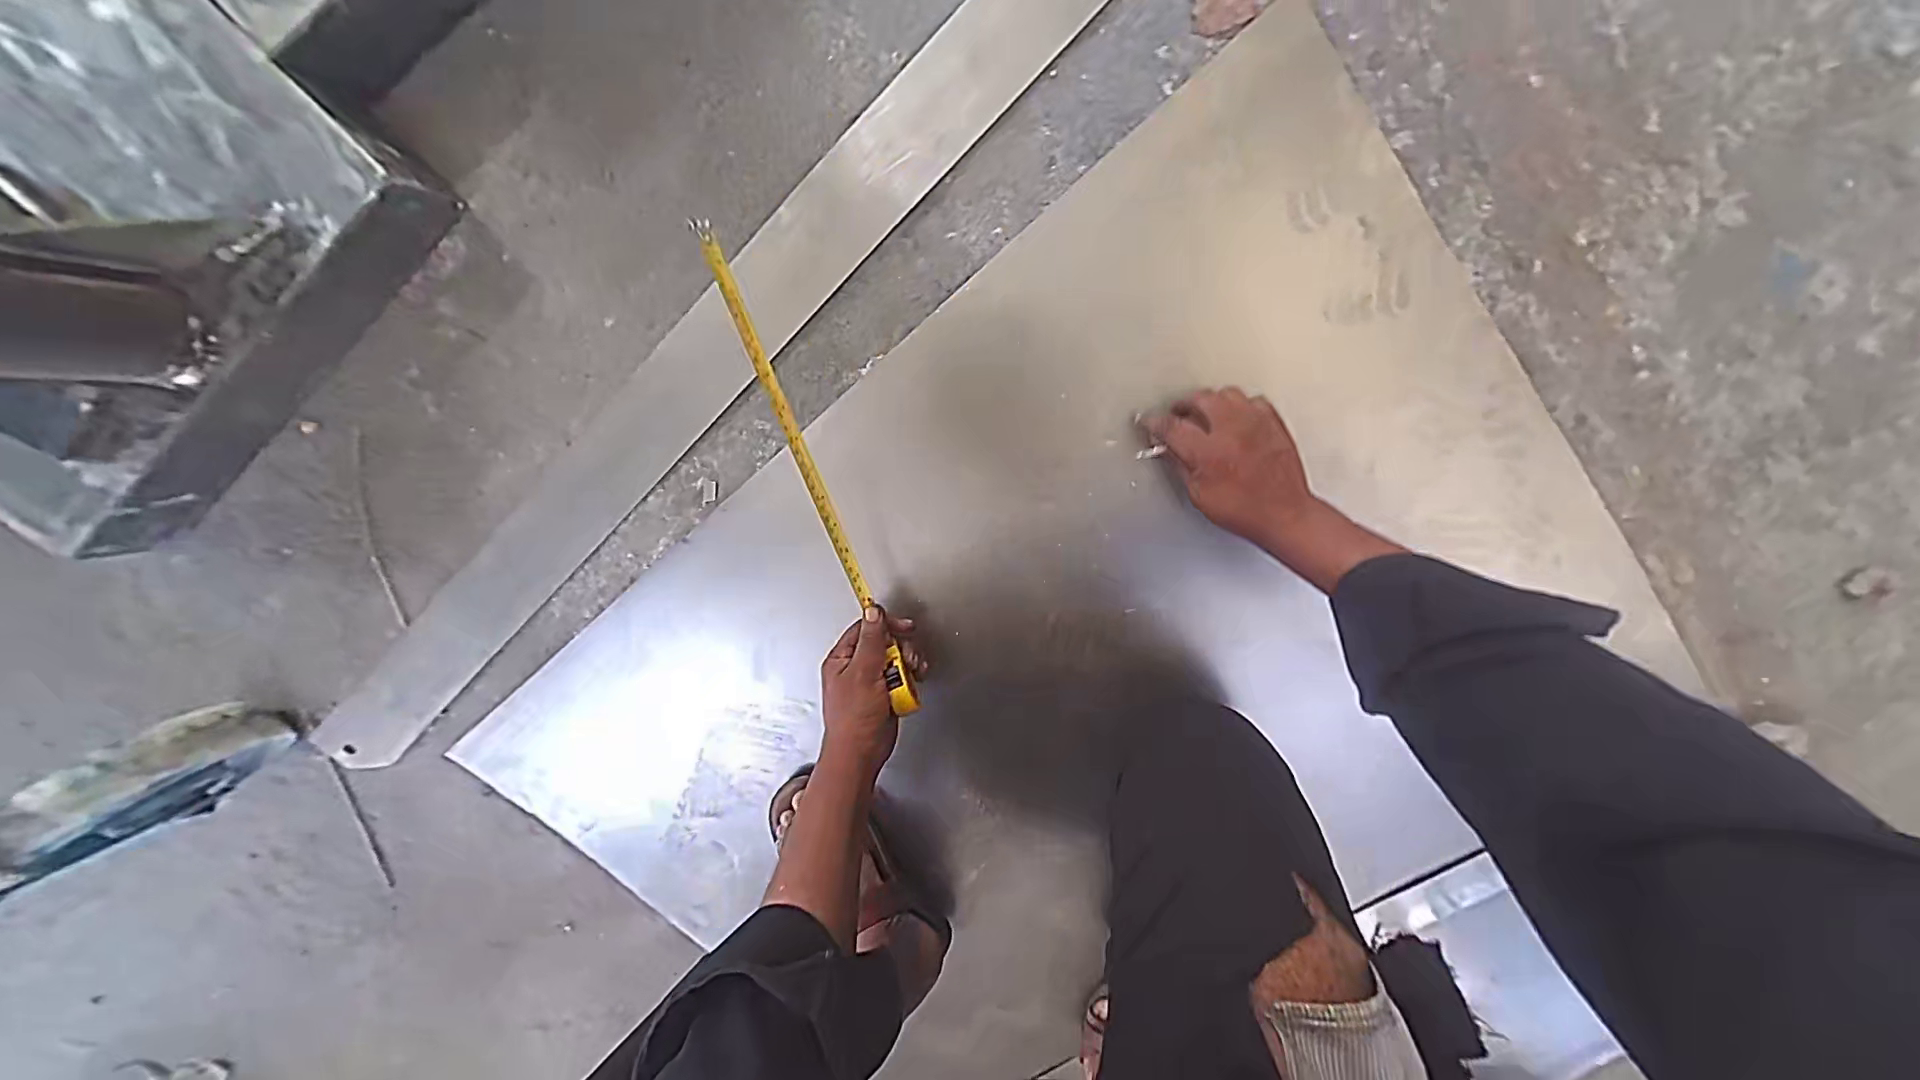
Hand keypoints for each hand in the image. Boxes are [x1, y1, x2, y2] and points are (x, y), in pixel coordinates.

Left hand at [819, 605, 925, 776]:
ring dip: (907, 667)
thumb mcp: (863, 672)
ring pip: (897, 660)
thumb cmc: (853, 719)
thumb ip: (871, 640)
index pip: (866, 628)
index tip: (905, 627)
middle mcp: (855, 667)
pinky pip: (902, 677)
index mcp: (842, 658)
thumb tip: (873, 612)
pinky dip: (909, 681)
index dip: (886, 624)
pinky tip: (910, 687)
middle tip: (906, 660)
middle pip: (886, 643)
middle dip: (901, 650)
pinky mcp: (886, 693)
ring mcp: (872, 681)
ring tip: (908, 677)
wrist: (862, 752)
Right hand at [1142, 387, 1405, 591]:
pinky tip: (1233, 417)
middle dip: (1181, 406)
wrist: (1283, 514)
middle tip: (1176, 414)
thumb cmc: (1246, 510)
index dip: (1154, 421)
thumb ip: (1180, 466)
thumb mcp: (1199, 495)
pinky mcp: (1273, 423)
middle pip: (1198, 399)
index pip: (1171, 425)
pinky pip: (1252, 401)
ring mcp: (1255, 423)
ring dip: (1210, 401)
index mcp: (1208, 452)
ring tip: (1203, 412)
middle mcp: (1231, 431)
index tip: (1149, 421)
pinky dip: (1239, 406)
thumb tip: (1168, 449)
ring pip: (1226, 393)